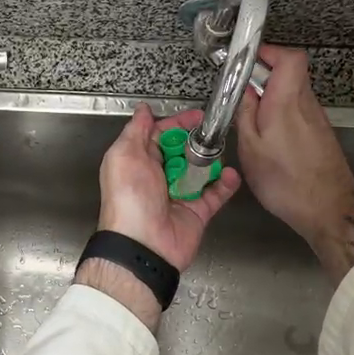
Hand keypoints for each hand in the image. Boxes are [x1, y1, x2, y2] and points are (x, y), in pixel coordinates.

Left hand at [80, 105, 242, 330]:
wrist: (143, 244)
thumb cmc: (129, 199)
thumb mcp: (124, 156)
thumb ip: (135, 131)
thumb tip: (143, 110)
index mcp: (138, 161)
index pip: (160, 135)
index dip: (177, 124)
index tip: (196, 116)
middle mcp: (158, 176)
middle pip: (183, 150)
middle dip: (197, 140)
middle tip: (212, 133)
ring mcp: (180, 193)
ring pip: (201, 169)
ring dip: (212, 159)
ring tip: (220, 151)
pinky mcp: (198, 211)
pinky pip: (216, 193)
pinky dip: (225, 183)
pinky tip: (229, 174)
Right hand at [234, 46, 353, 281]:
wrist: (328, 212)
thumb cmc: (285, 182)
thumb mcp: (250, 149)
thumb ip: (245, 114)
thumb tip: (242, 89)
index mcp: (288, 103)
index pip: (291, 58)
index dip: (269, 51)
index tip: (247, 59)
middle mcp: (307, 106)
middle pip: (291, 73)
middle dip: (263, 74)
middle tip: (239, 89)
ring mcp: (317, 120)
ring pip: (293, 92)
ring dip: (271, 95)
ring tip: (248, 115)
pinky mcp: (320, 134)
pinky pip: (298, 110)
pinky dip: (280, 112)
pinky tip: (267, 136)